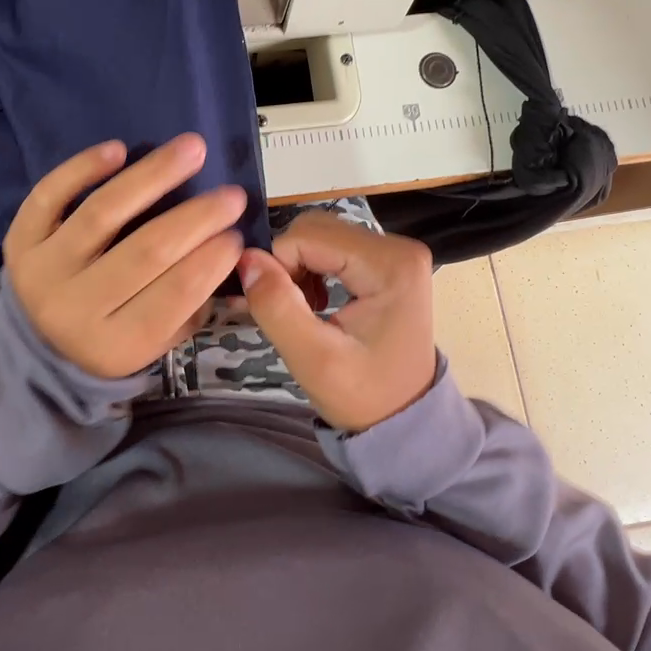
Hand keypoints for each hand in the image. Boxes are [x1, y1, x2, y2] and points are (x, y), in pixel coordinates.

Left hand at [4, 134, 245, 377]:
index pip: (173, 296)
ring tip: (191, 149)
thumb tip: (228, 249)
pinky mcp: (20, 240)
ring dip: (152, 175)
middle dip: (196, 218)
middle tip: (231, 194)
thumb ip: (191, 305)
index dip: (211, 261)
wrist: (35, 344)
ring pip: (102, 213)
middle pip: (144, 252)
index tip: (238, 233)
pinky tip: (120, 149)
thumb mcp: (155, 343)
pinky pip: (49, 195)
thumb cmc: (111, 336)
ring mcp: (43, 270)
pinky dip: (83, 168)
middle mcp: (74, 308)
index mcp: (115, 346)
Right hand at [240, 213, 436, 431]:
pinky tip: (313, 302)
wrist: (404, 420)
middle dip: (287, 264)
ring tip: (299, 309)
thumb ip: (277, 306)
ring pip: (319, 235)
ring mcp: (394, 252)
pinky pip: (332, 246)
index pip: (307, 236)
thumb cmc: (364, 395)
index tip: (274, 308)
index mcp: (390, 265)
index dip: (278, 266)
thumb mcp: (313, 360)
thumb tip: (246, 258)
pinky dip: (311, 267)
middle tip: (284, 309)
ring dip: (297, 267)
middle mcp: (397, 247)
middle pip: (314, 229)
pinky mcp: (387, 260)